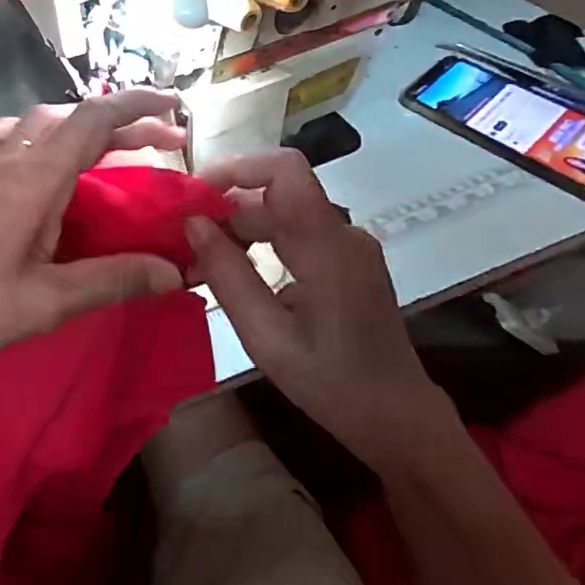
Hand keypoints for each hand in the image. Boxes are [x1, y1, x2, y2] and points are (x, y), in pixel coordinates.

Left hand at [0, 90, 190, 395]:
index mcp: (35, 179)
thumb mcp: (49, 302)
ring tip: (114, 145)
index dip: (138, 106)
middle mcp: (10, 161)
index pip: (93, 121)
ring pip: (40, 123)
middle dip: (125, 123)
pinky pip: (6, 137)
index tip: (175, 107)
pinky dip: (37, 134)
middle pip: (74, 120)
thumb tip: (174, 273)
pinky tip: (41, 154)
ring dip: (83, 125)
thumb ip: (115, 279)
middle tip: (168, 143)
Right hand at [185, 149, 456, 469]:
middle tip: (186, 243)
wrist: (398, 417)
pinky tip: (238, 272)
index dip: (237, 167)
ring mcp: (348, 244)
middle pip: (276, 194)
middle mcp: (342, 231)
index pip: (284, 169)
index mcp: (327, 245)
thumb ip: (227, 275)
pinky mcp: (347, 259)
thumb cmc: (333, 384)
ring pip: (284, 213)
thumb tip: (192, 223)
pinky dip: (263, 243)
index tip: (196, 193)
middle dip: (226, 209)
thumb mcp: (267, 337)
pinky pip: (298, 233)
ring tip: (203, 262)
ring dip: (241, 229)